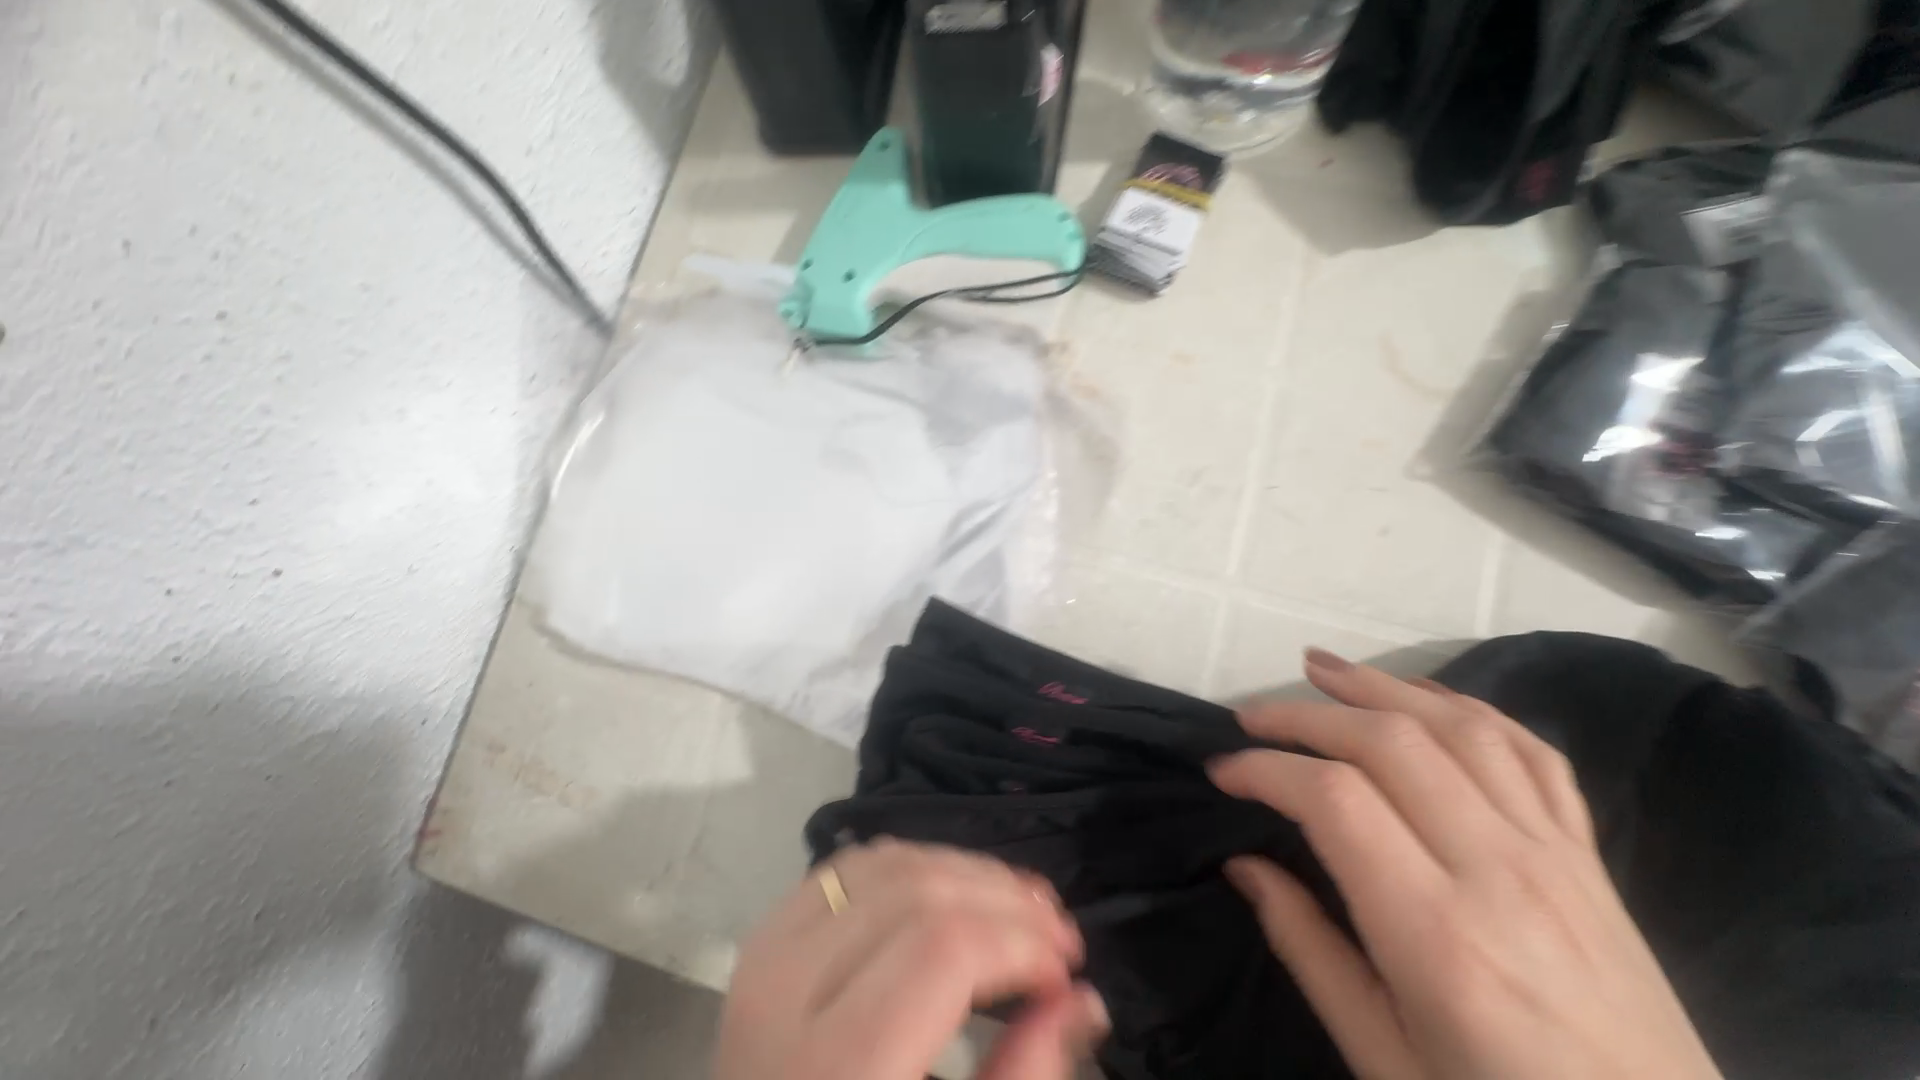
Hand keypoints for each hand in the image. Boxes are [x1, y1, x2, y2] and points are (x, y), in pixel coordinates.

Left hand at [714, 838, 1107, 1079]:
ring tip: (1023, 906)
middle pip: (916, 893)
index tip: (1067, 972)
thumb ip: (1020, 1076)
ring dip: (967, 872)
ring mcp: (766, 950)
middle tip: (1060, 936)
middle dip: (1005, 901)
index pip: (942, 948)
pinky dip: (916, 864)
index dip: (1020, 942)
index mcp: (834, 1062)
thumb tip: (1084, 999)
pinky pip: (851, 867)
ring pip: (886, 864)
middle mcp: (785, 988)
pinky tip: (958, 890)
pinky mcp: (766, 935)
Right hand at [1209, 650, 1722, 1079]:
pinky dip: (1470, 709)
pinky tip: (1426, 697)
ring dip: (1383, 686)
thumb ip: (1308, 949)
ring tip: (1322, 669)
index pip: (1334, 800)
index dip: (1266, 768)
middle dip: (1307, 714)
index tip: (1222, 771)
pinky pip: (1532, 753)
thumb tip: (1244, 864)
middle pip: (1391, 743)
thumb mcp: (1381, 1056)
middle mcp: (1498, 871)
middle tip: (1251, 715)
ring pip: (1462, 728)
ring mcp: (1555, 855)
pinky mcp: (1589, 857)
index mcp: (1435, 933)